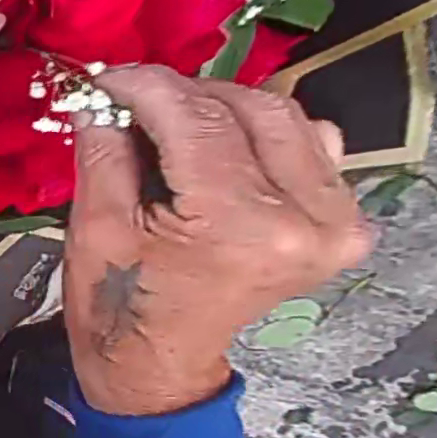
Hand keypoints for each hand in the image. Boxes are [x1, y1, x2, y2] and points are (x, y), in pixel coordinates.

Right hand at [63, 67, 372, 415]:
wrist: (154, 362)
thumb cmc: (116, 305)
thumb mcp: (95, 226)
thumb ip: (104, 149)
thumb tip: (103, 96)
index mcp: (238, 226)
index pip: (197, 119)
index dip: (146, 86)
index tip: (107, 76)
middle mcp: (307, 219)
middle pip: (249, 108)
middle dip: (182, 95)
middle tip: (132, 101)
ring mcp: (336, 223)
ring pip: (284, 118)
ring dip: (219, 109)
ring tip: (168, 123)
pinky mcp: (341, 226)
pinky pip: (308, 146)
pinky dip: (260, 133)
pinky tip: (219, 148)